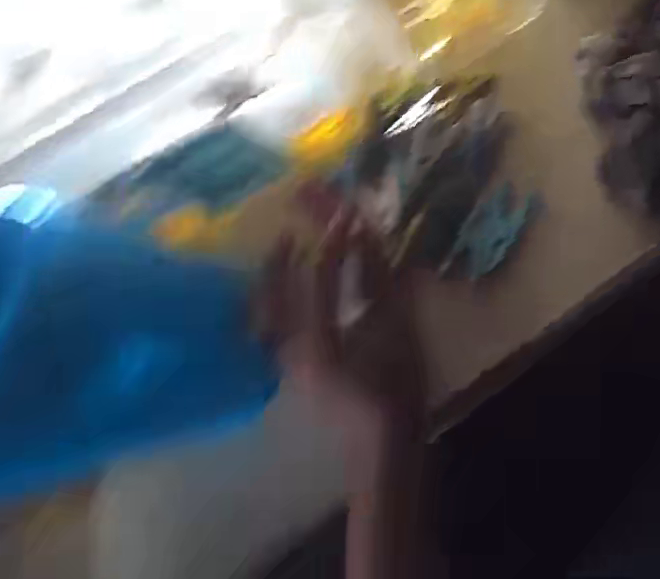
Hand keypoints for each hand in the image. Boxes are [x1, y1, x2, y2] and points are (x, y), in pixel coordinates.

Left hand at [256, 212, 426, 458]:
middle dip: (281, 259)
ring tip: (283, 255)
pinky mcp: (289, 372)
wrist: (383, 444)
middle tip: (290, 230)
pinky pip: (269, 329)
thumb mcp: (395, 328)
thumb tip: (367, 236)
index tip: (345, 214)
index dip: (333, 240)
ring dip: (272, 281)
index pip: (318, 275)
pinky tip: (285, 293)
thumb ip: (379, 280)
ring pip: (263, 313)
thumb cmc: (396, 387)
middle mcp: (290, 351)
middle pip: (274, 295)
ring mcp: (284, 364)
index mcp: (319, 340)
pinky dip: (273, 304)